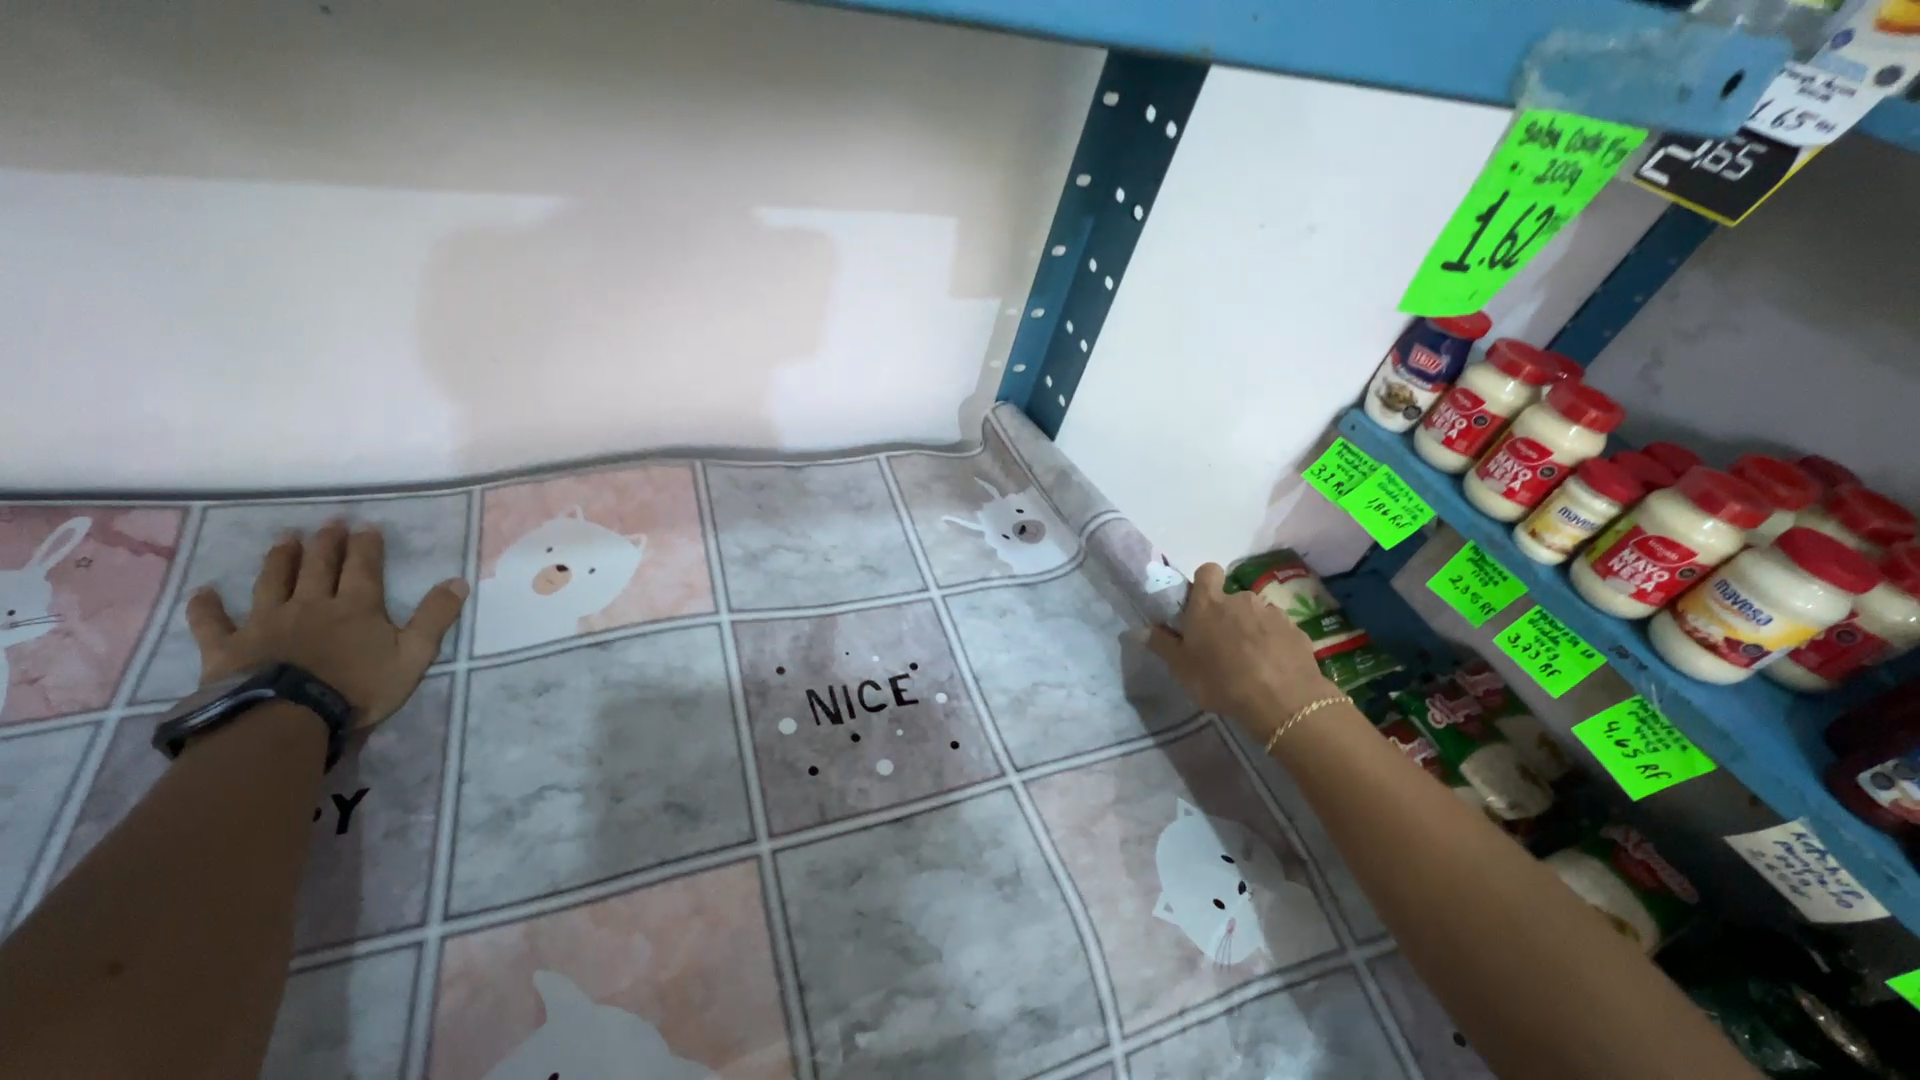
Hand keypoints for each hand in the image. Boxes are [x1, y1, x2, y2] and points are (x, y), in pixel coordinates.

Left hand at [186, 523, 468, 730]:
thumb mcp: (413, 656)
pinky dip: (207, 606)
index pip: (363, 568)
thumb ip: (434, 618)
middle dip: (326, 543)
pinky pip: (213, 622)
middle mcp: (309, 604)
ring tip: (286, 538)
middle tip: (329, 524)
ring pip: (272, 582)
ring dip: (280, 559)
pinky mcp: (228, 646)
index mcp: (355, 607)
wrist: (287, 717)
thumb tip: (458, 581)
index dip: (367, 546)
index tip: (367, 526)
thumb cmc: (357, 688)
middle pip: (318, 567)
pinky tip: (205, 591)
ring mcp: (265, 622)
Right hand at [1147, 563, 1342, 741]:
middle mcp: (1241, 599)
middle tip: (1222, 646)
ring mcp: (1272, 613)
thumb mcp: (1182, 669)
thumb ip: (1162, 645)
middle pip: (1232, 598)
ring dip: (1252, 630)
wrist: (1282, 701)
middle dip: (1228, 616)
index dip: (1204, 584)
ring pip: (1257, 615)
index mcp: (1209, 604)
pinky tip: (1272, 669)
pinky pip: (1279, 632)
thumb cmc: (1221, 681)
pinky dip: (1274, 644)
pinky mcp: (1296, 630)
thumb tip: (1138, 629)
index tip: (1200, 607)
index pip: (1207, 571)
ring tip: (1250, 662)